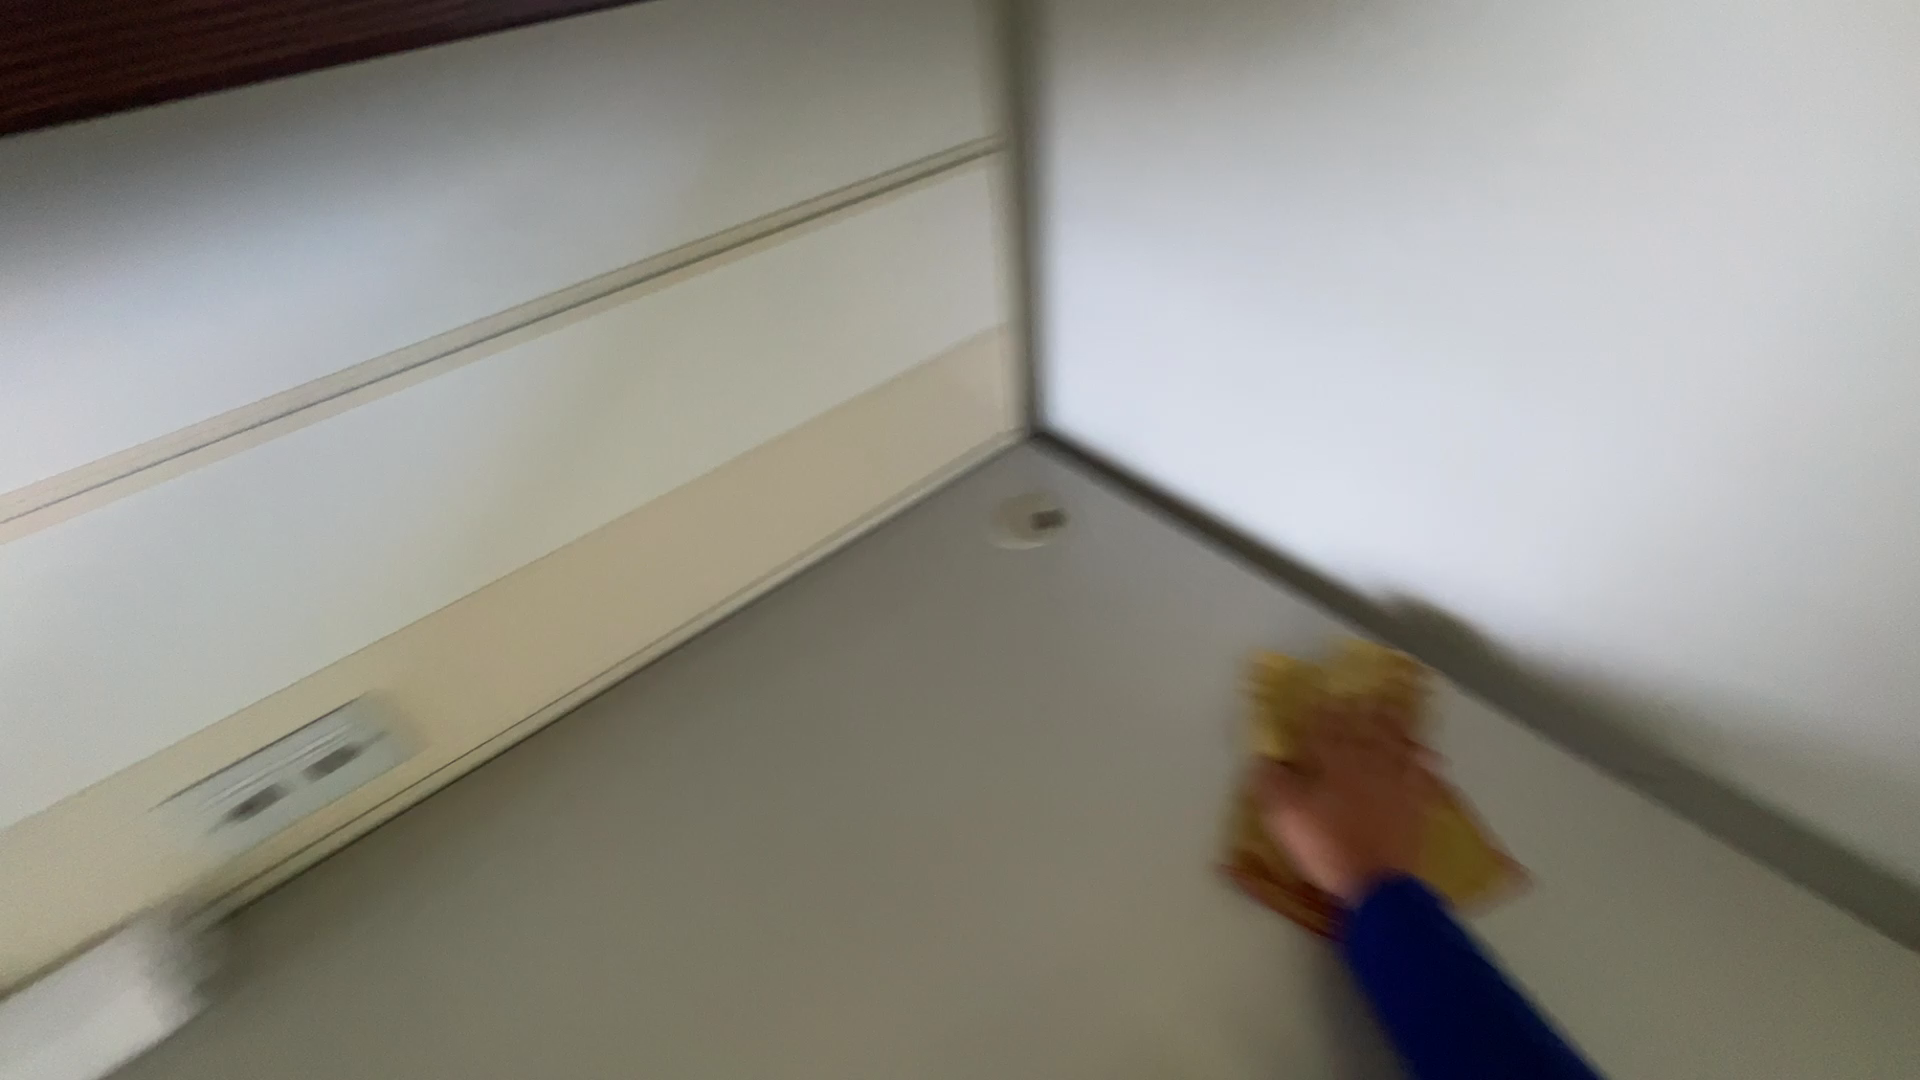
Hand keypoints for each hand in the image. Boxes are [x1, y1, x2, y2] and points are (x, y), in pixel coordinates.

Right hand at [1253, 701, 1438, 904]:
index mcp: (1332, 765)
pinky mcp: (1415, 807)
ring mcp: (1395, 786)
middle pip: (1365, 730)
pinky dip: (1424, 764)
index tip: (1323, 693)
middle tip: (1366, 690)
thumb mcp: (1284, 816)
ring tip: (1397, 708)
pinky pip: (1422, 778)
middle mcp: (1366, 766)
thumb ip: (1272, 784)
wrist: (1377, 886)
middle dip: (1363, 709)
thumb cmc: (1326, 846)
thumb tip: (1264, 759)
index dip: (1323, 711)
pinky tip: (1428, 755)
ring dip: (1395, 726)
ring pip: (1395, 746)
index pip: (1325, 730)